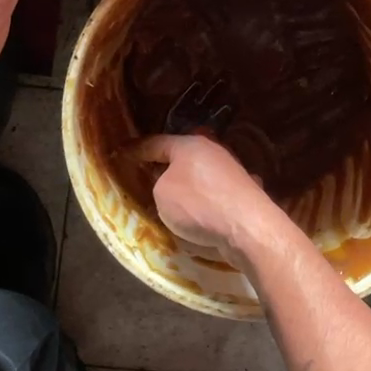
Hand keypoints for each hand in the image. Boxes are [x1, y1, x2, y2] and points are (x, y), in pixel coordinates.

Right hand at [136, 135, 292, 261]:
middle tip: (151, 173)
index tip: (123, 154)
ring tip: (177, 194)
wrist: (248, 228)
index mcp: (190, 145)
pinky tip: (205, 208)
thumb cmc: (198, 205)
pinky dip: (208, 197)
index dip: (137, 150)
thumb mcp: (162, 194)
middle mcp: (214, 151)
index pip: (156, 143)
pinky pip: (217, 191)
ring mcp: (233, 170)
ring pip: (203, 172)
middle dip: (168, 163)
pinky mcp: (245, 192)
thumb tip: (170, 182)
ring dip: (190, 181)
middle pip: (184, 154)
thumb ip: (158, 184)